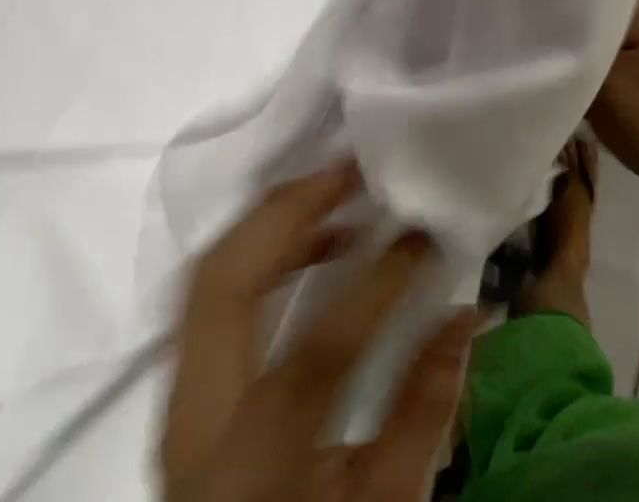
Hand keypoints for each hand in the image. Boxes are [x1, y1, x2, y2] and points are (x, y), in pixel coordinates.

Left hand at [161, 163, 478, 501]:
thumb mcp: (385, 501)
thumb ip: (425, 411)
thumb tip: (464, 315)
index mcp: (255, 463)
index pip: (319, 350)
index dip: (378, 281)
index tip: (422, 236)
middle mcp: (196, 420)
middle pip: (223, 284)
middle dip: (287, 211)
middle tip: (352, 171)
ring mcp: (174, 398)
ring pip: (204, 278)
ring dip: (268, 224)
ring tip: (337, 195)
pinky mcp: (179, 386)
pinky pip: (206, 296)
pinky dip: (256, 252)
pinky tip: (312, 245)